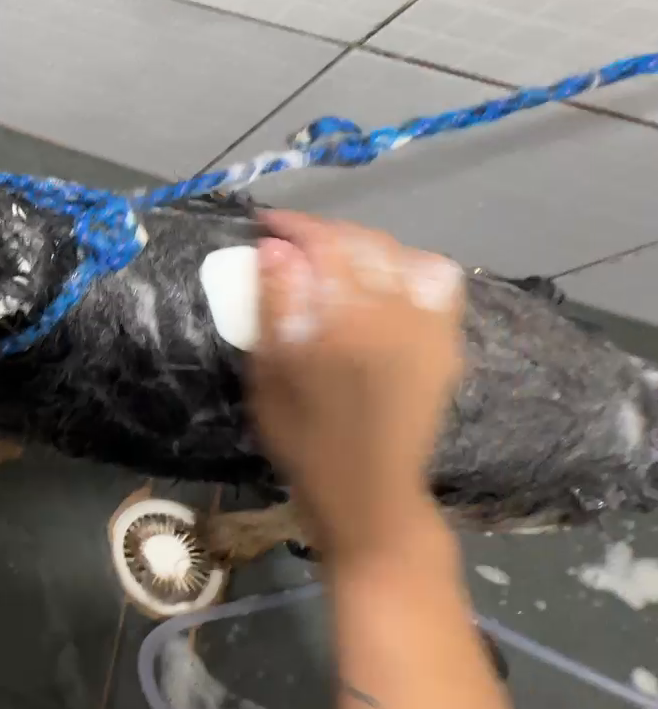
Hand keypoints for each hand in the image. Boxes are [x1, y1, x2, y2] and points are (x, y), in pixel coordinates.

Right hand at [250, 211, 465, 562]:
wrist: (365, 484)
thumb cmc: (299, 430)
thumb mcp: (268, 369)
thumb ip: (274, 304)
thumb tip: (274, 248)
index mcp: (348, 319)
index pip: (327, 245)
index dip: (295, 225)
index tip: (263, 223)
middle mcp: (398, 314)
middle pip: (368, 244)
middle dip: (326, 232)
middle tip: (288, 239)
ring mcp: (430, 329)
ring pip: (406, 258)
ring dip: (365, 246)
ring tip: (332, 256)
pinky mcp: (444, 345)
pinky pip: (437, 286)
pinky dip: (405, 268)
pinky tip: (379, 281)